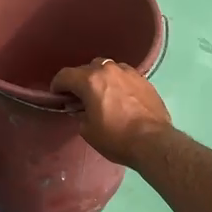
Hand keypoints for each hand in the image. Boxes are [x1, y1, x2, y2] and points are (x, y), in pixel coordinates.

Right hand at [51, 58, 173, 167]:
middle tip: (80, 98)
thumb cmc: (117, 138)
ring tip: (103, 94)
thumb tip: (81, 109)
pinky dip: (118, 82)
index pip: (65, 75)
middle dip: (80, 82)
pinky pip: (123, 75)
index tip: (57, 94)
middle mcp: (107, 69)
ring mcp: (127, 72)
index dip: (57, 85)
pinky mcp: (143, 79)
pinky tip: (121, 96)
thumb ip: (80, 115)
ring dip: (100, 78)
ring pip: (107, 68)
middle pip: (86, 69)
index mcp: (90, 80)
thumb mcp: (89, 131)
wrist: (154, 142)